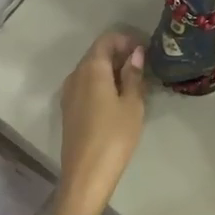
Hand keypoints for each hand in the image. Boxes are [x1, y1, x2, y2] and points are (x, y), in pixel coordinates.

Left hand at [58, 30, 147, 211]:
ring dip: (111, 71)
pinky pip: (86, 88)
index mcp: (91, 69)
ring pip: (91, 72)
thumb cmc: (114, 137)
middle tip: (144, 67)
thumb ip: (133, 76)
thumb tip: (136, 54)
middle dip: (119, 55)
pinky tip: (117, 100)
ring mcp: (68, 94)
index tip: (146, 50)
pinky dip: (102, 85)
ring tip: (134, 84)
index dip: (127, 40)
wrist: (86, 175)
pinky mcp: (69, 111)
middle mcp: (75, 75)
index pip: (107, 40)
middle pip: (97, 54)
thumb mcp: (132, 105)